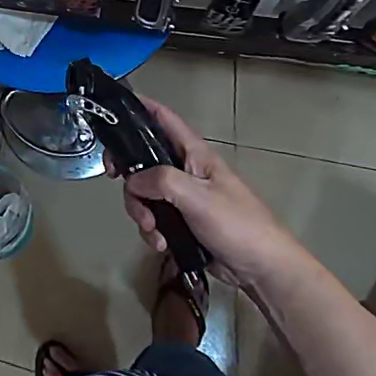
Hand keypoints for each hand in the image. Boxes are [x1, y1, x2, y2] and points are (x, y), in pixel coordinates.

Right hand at [119, 99, 313, 295]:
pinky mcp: (182, 223)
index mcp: (194, 153)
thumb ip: (161, 181)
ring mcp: (183, 197)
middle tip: (117, 183)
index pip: (164, 119)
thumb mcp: (197, 197)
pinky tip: (162, 245)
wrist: (261, 267)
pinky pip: (154, 219)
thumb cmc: (236, 223)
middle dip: (130, 178)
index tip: (114, 109)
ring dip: (142, 213)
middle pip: (144, 162)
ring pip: (145, 194)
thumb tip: (132, 180)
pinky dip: (152, 232)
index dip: (141, 108)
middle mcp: (186, 170)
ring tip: (154, 233)